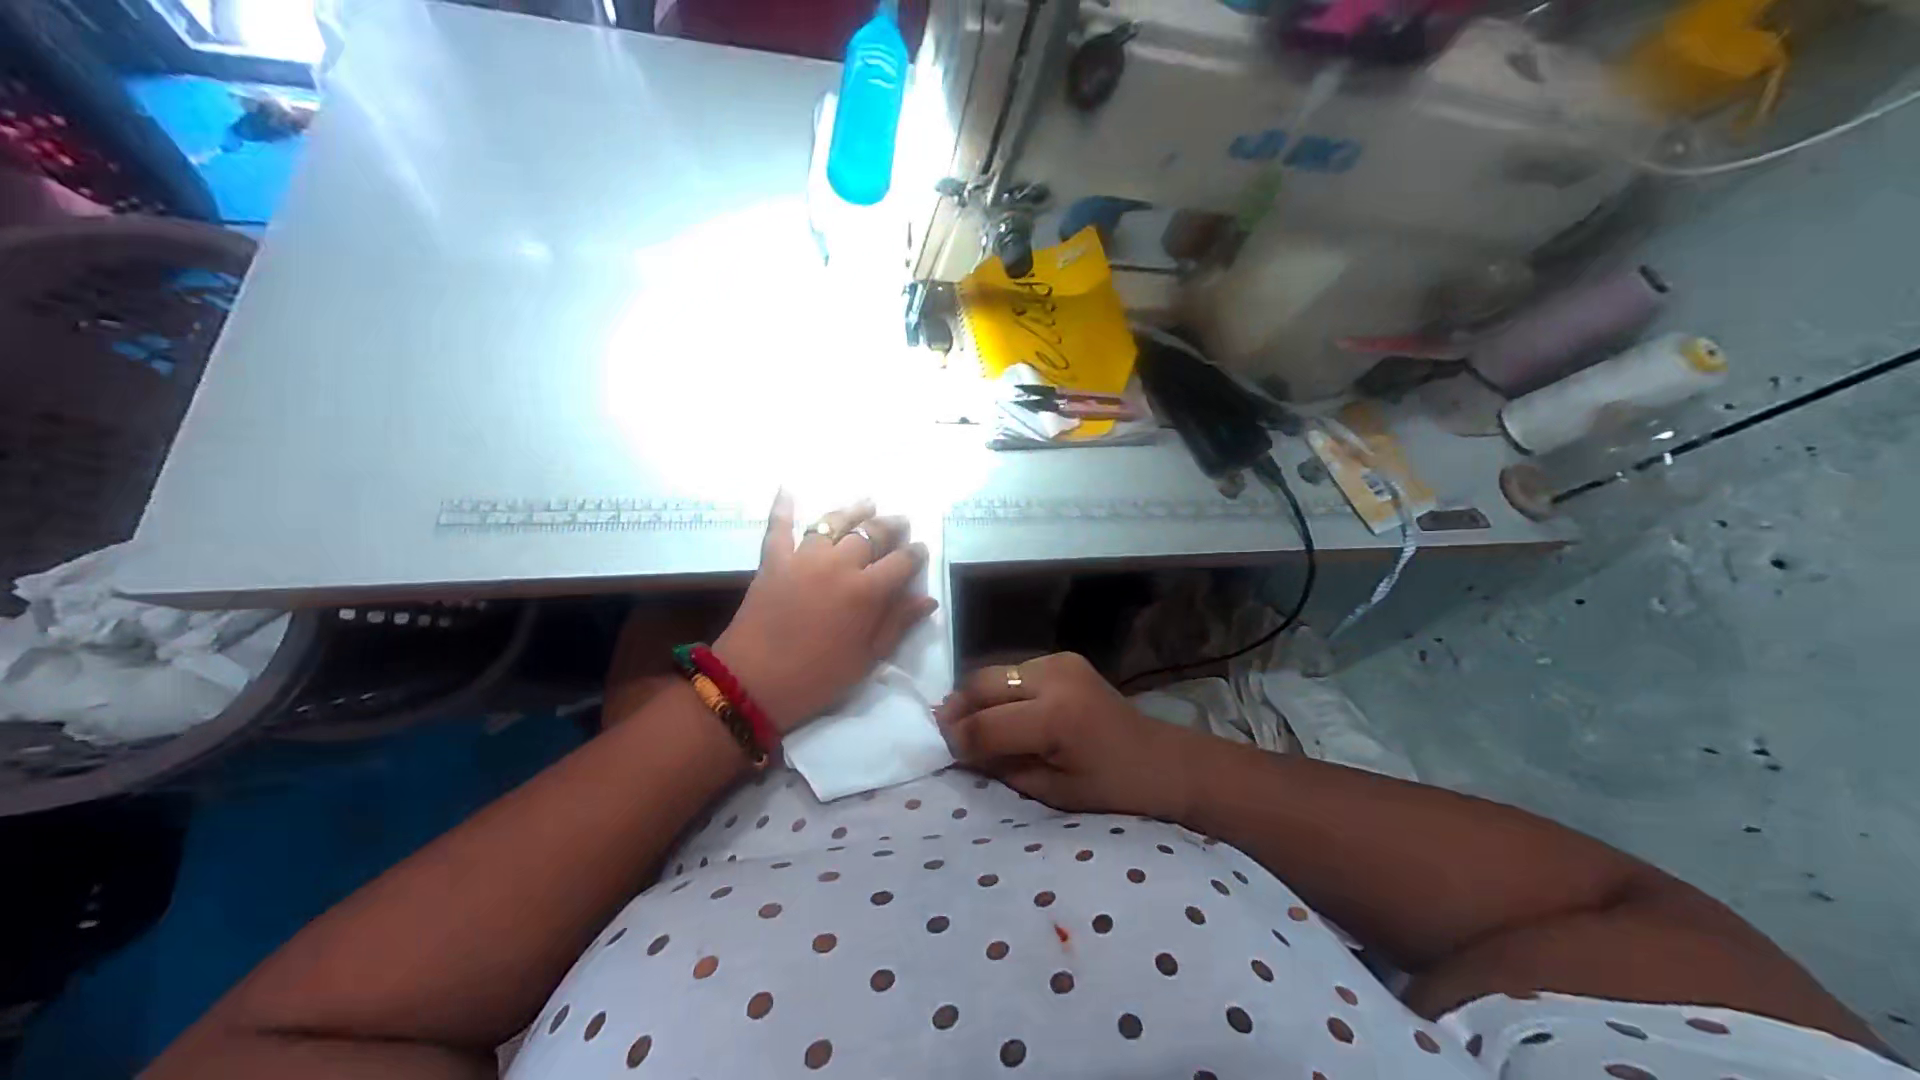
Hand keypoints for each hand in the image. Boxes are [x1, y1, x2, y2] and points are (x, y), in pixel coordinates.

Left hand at [712, 493, 937, 731]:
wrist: (753, 682)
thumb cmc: (817, 677)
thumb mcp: (866, 658)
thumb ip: (897, 623)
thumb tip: (927, 599)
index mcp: (866, 591)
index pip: (901, 562)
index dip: (916, 554)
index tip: (922, 550)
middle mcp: (838, 564)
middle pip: (871, 534)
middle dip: (891, 526)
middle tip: (901, 522)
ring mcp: (803, 558)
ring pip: (833, 522)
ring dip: (853, 511)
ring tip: (868, 503)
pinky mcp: (773, 561)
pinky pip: (779, 528)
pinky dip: (783, 508)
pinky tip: (787, 489)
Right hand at [935, 652, 1203, 820]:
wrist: (1161, 759)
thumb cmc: (1110, 787)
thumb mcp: (1051, 791)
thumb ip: (1001, 765)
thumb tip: (959, 747)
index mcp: (1055, 717)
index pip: (985, 724)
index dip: (958, 739)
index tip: (943, 750)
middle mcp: (1054, 677)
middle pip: (982, 683)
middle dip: (959, 708)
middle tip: (945, 730)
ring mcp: (1060, 661)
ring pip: (994, 672)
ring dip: (977, 696)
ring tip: (969, 721)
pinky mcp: (1064, 658)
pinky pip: (1015, 670)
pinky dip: (1000, 689)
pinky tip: (1001, 710)